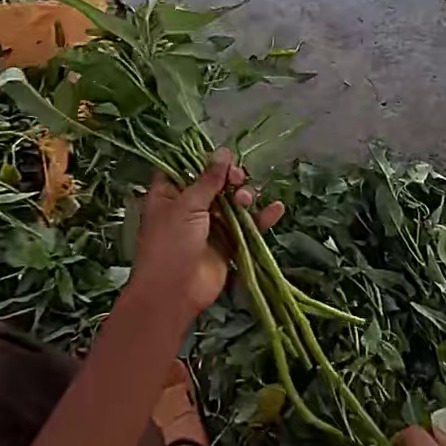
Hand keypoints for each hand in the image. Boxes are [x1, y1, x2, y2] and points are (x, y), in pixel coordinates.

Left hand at [126, 149, 284, 319]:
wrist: (173, 293)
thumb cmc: (170, 243)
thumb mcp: (187, 205)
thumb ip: (208, 179)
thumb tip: (223, 152)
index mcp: (169, 193)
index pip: (187, 167)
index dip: (205, 160)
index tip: (223, 157)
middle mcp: (189, 206)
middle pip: (216, 183)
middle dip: (230, 178)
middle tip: (237, 179)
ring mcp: (210, 225)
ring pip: (233, 202)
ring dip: (243, 197)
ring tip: (245, 201)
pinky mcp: (227, 243)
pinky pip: (247, 226)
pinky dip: (261, 218)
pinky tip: (276, 209)